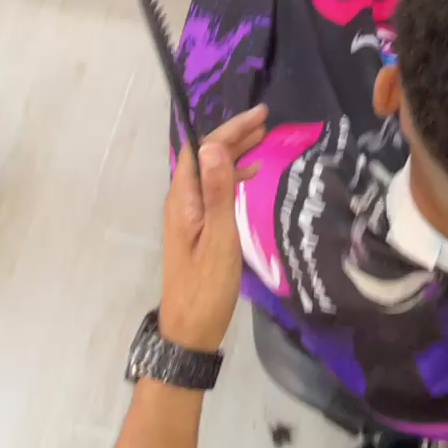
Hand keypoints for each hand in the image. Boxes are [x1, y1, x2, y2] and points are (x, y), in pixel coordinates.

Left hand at [158, 105, 266, 352]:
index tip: (259, 115)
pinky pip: (214, 189)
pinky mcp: (197, 228)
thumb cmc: (207, 286)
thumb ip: (217, 191)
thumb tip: (214, 144)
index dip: (230, 128)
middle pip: (206, 156)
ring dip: (235, 151)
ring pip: (211, 171)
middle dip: (235, 134)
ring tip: (263, 137)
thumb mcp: (218, 237)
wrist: (190, 332)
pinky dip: (233, 174)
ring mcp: (188, 214)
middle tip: (266, 119)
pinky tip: (251, 174)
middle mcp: (182, 200)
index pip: (204, 148)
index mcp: (183, 198)